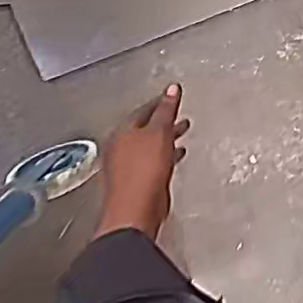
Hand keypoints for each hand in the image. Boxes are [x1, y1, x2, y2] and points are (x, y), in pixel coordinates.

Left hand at [95, 84, 189, 239]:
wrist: (135, 213)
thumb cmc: (145, 170)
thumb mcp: (160, 132)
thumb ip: (166, 110)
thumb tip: (171, 88)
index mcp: (122, 132)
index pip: (144, 110)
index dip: (161, 101)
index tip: (174, 95)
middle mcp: (120, 147)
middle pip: (145, 127)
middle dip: (164, 120)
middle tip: (179, 113)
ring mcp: (126, 166)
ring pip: (149, 144)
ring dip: (166, 137)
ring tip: (182, 132)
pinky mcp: (135, 182)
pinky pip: (152, 160)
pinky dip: (165, 154)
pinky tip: (176, 155)